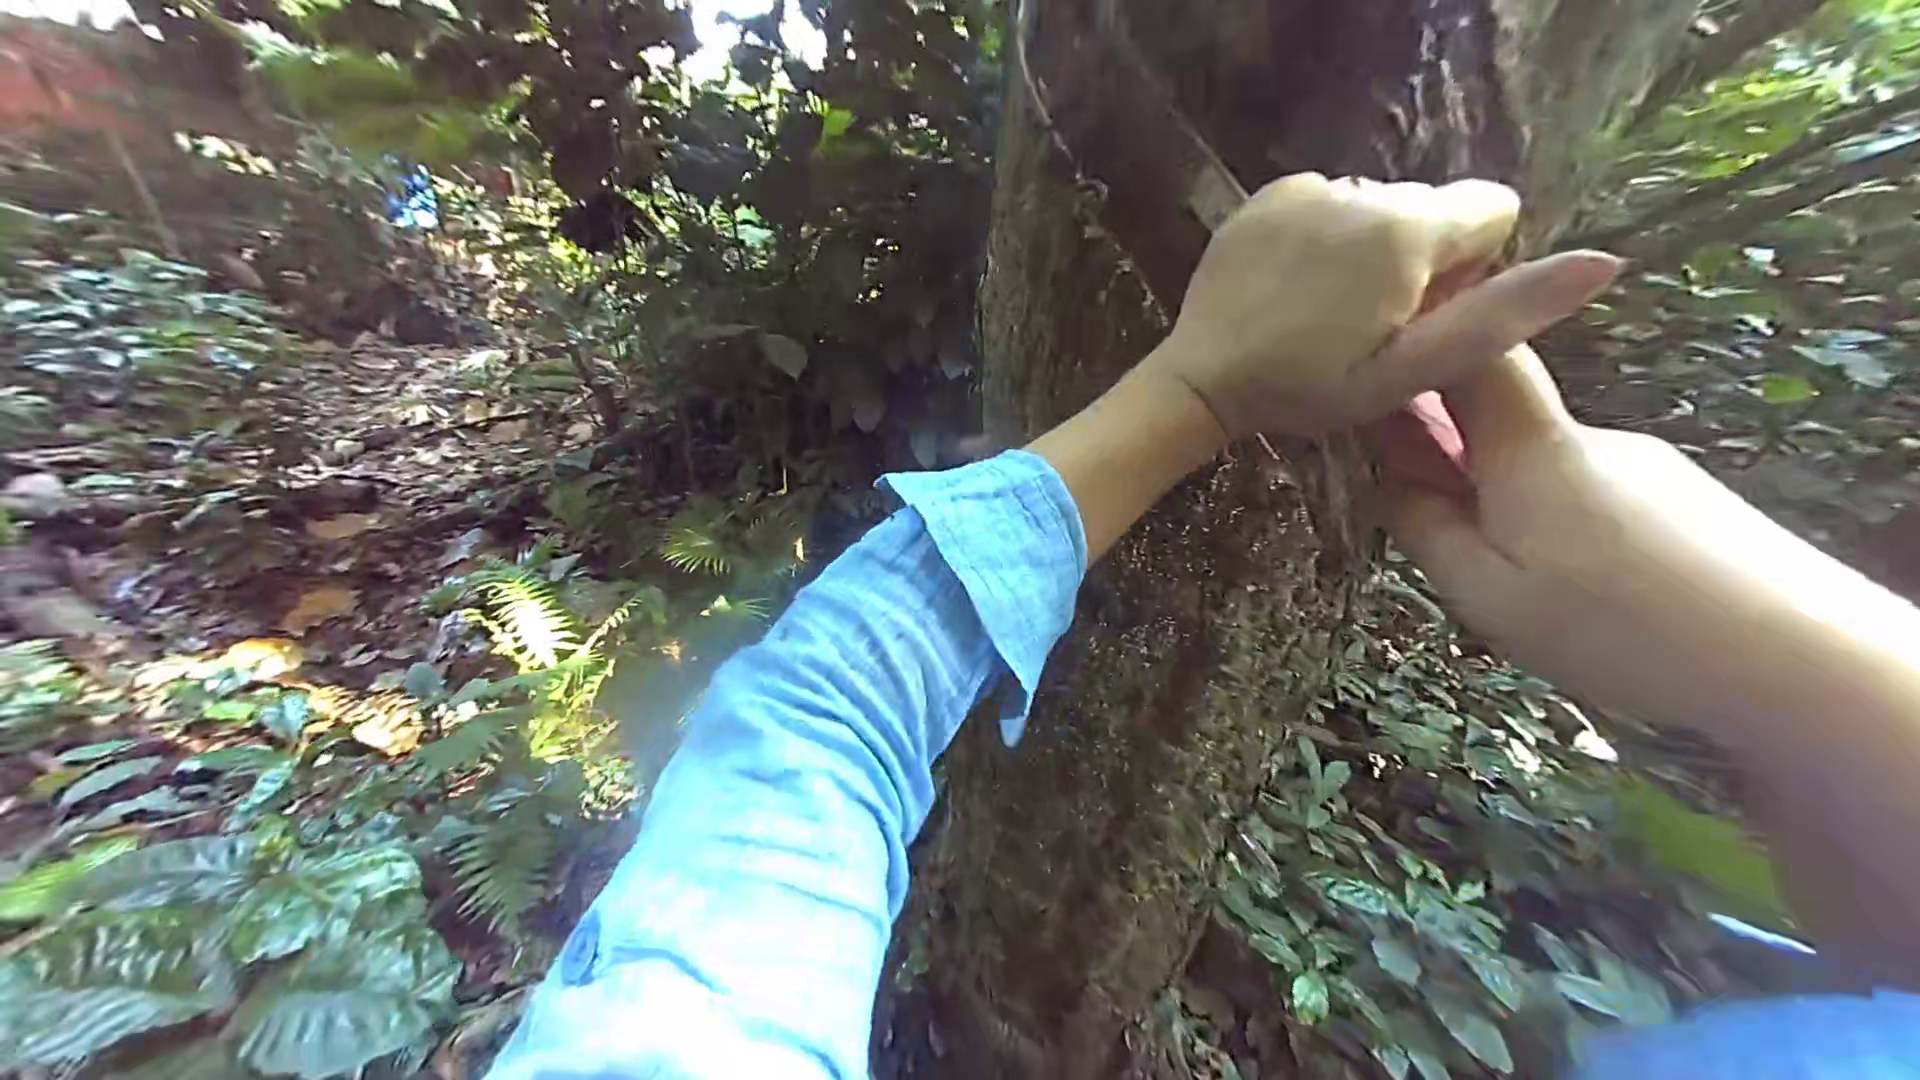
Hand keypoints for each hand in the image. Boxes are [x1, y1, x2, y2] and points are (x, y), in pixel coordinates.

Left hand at [1142, 172, 1622, 440]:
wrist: (1201, 380)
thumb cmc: (1301, 390)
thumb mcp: (1403, 374)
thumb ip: (1498, 319)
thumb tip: (1600, 263)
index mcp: (1408, 231)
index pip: (1493, 209)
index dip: (1468, 267)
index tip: (1414, 315)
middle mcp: (1363, 190)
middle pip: (1429, 209)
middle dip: (1415, 258)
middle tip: (1359, 322)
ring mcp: (1307, 190)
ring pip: (1375, 206)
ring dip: (1366, 248)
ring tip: (1318, 308)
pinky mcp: (1264, 199)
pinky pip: (1322, 203)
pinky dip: (1320, 236)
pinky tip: (1289, 284)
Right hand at [1387, 345, 1919, 742]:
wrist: (1807, 668)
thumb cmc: (1614, 625)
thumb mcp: (1479, 587)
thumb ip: (1420, 524)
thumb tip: (1385, 482)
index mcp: (1532, 450)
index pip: (1475, 357)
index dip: (1425, 344)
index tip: (1374, 370)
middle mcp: (1586, 438)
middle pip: (1494, 412)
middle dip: (1437, 442)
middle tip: (1402, 501)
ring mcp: (1634, 463)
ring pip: (1530, 457)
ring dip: (1486, 487)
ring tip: (1486, 561)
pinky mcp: (1667, 495)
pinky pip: (1571, 484)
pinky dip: (1535, 510)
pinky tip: (1553, 572)